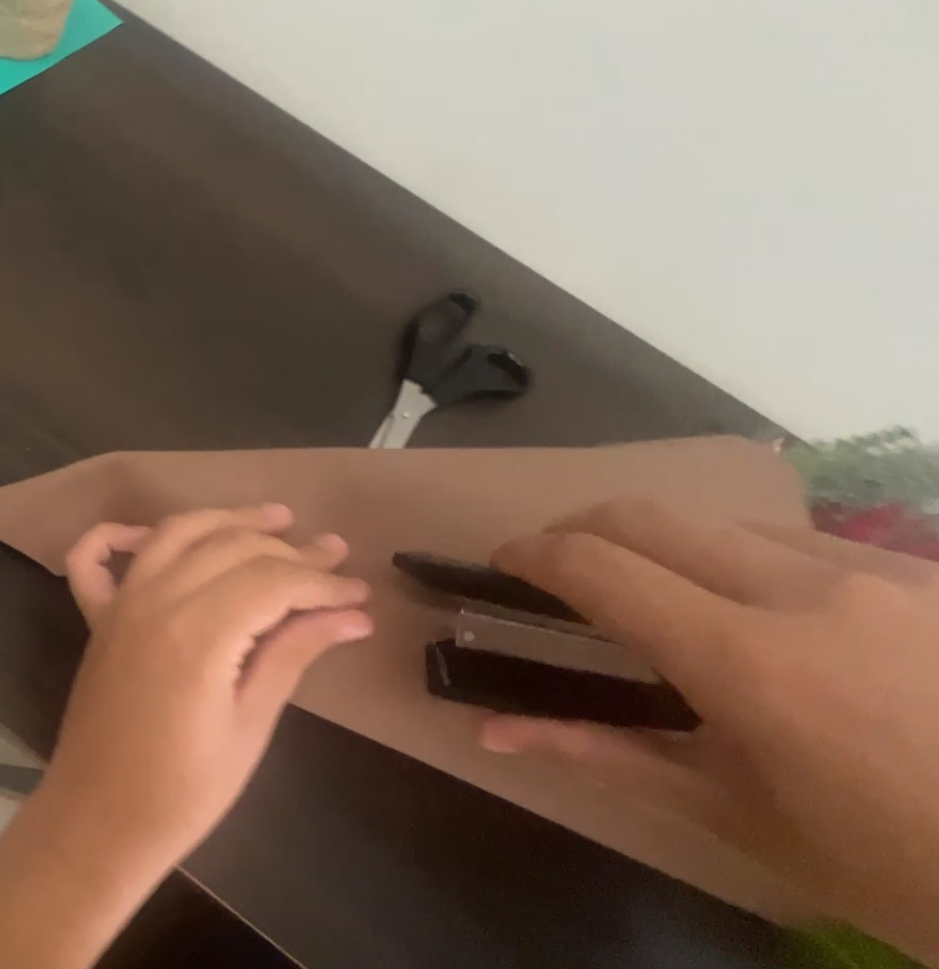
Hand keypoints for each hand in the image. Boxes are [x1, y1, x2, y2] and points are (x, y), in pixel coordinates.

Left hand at [40, 505, 372, 870]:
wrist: (101, 818)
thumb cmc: (186, 789)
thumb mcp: (251, 724)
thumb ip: (293, 654)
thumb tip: (352, 615)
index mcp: (199, 631)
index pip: (273, 581)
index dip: (322, 583)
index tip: (360, 593)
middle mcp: (155, 600)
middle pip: (230, 547)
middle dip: (287, 549)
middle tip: (334, 554)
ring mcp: (119, 605)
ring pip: (175, 535)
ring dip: (224, 520)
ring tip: (274, 519)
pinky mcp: (97, 619)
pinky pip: (91, 559)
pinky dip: (115, 535)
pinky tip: (146, 533)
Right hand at [481, 499, 938, 959]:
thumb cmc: (892, 865)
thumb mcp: (732, 813)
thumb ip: (601, 752)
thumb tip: (488, 730)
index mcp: (747, 661)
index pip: (596, 566)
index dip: (530, 554)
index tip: (503, 563)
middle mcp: (810, 594)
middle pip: (647, 517)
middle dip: (578, 529)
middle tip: (556, 567)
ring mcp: (884, 577)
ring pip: (723, 524)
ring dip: (665, 548)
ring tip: (664, 599)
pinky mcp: (932, 578)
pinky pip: (804, 542)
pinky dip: (747, 561)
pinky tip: (768, 614)